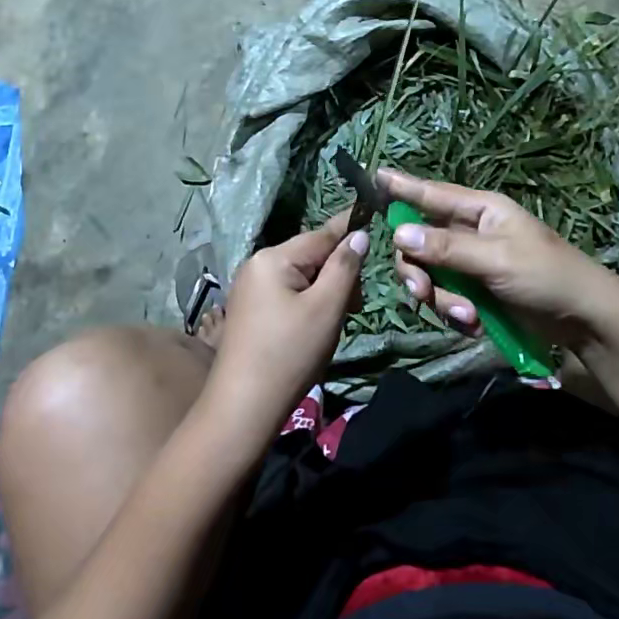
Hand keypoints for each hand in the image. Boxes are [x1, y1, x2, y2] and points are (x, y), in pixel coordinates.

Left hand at [200, 213, 367, 437]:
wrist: (244, 405)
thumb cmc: (290, 353)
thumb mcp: (326, 308)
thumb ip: (344, 267)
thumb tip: (358, 235)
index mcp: (272, 258)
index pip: (322, 235)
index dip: (350, 229)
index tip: (374, 213)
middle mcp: (257, 266)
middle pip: (311, 256)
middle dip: (339, 273)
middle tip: (356, 305)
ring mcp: (250, 289)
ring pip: (302, 277)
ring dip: (326, 292)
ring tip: (338, 321)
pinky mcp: (251, 312)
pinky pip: (288, 294)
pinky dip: (309, 304)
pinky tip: (317, 327)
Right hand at [382, 169, 616, 345]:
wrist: (583, 321)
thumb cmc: (547, 275)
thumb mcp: (496, 259)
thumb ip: (446, 247)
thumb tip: (398, 233)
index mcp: (481, 210)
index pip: (432, 193)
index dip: (402, 187)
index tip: (374, 177)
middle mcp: (470, 232)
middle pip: (418, 243)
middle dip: (417, 270)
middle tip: (421, 293)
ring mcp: (471, 263)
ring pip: (429, 275)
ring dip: (441, 299)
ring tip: (466, 317)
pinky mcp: (475, 291)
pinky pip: (445, 297)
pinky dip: (454, 313)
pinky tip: (473, 325)